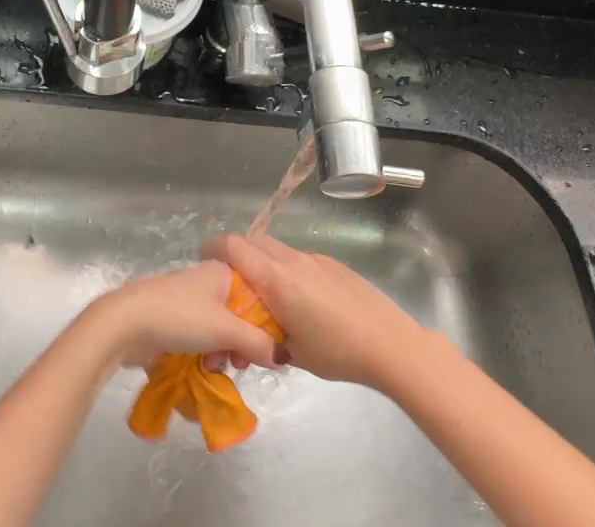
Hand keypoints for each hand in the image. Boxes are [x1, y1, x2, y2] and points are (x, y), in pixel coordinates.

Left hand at [83, 260, 281, 370]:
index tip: (266, 349)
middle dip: (243, 343)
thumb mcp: (225, 329)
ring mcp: (190, 303)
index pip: (260, 296)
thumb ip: (258, 342)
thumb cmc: (180, 317)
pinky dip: (206, 355)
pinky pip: (202, 340)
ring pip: (222, 331)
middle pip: (241, 316)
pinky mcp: (175, 323)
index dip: (267, 324)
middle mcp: (209, 284)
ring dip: (223, 353)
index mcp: (224, 273)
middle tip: (240, 363)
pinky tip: (202, 369)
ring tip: (216, 367)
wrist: (125, 324)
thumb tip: (282, 356)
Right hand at [202, 234, 433, 390]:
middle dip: (238, 255)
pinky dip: (290, 271)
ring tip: (272, 298)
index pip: (233, 247)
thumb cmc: (337, 352)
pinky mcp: (335, 265)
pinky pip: (301, 260)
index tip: (203, 260)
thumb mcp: (292, 353)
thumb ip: (266, 336)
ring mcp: (316, 259)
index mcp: (275, 280)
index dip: (213, 248)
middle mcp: (293, 260)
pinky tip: (305, 303)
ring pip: (279, 250)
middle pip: (254, 242)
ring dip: (266, 265)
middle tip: (235, 283)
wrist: (391, 344)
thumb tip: (256, 336)